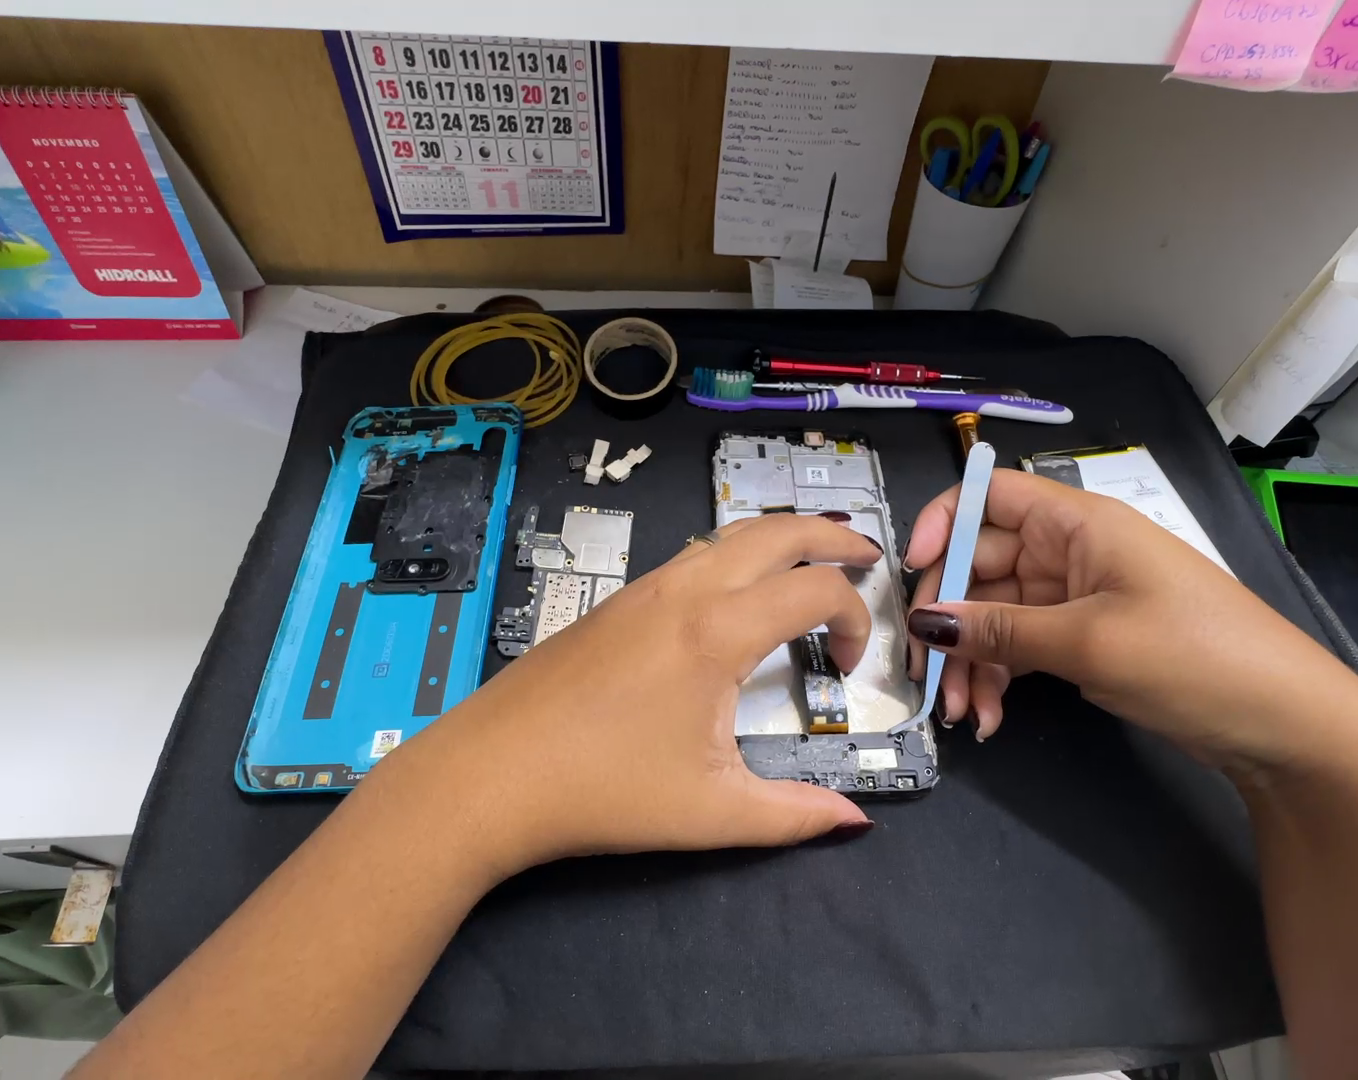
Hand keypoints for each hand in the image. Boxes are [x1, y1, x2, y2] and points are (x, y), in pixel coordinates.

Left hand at [379, 513, 881, 878]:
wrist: (488, 775)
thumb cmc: (603, 793)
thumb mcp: (711, 813)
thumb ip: (795, 815)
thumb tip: (856, 823)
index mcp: (717, 631)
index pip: (816, 589)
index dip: (853, 620)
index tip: (845, 669)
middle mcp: (685, 591)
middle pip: (777, 530)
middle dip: (833, 535)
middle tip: (868, 555)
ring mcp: (644, 588)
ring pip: (729, 534)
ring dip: (780, 538)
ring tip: (809, 563)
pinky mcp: (616, 602)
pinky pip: (692, 556)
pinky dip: (735, 556)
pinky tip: (734, 596)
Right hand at [903, 469, 1357, 770]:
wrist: (1290, 729)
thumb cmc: (1196, 658)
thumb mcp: (1088, 641)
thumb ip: (998, 630)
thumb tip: (923, 623)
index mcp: (1077, 524)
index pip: (988, 495)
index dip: (942, 522)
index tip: (912, 571)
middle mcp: (1070, 551)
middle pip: (980, 565)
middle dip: (948, 619)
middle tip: (926, 674)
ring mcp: (1075, 597)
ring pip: (994, 614)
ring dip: (970, 661)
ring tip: (962, 713)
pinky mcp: (1082, 639)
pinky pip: (1019, 646)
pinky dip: (999, 678)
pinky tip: (990, 717)